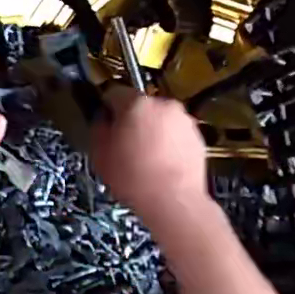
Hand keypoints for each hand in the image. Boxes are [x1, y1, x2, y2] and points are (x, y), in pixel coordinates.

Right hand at [89, 86, 210, 224]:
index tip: (105, 119)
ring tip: (143, 157)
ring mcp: (182, 120)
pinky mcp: (196, 136)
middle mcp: (162, 105)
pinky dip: (168, 142)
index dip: (106, 107)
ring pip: (159, 118)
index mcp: (136, 103)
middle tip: (123, 143)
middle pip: (139, 105)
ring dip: (151, 131)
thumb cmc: (135, 178)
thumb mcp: (100, 154)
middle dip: (131, 120)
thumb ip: (98, 128)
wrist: (173, 201)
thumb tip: (102, 121)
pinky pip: (175, 132)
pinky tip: (160, 163)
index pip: (114, 92)